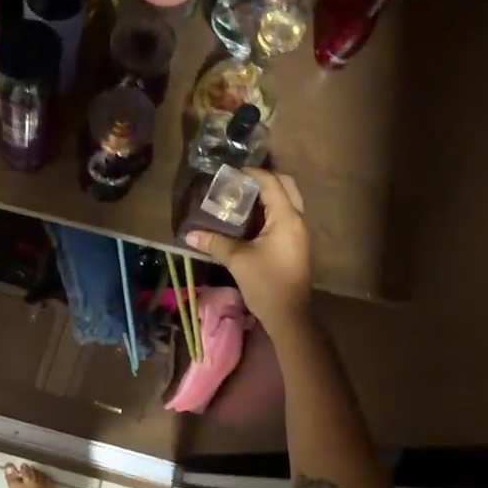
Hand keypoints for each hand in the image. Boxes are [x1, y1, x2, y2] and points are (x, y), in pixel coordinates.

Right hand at [186, 170, 312, 331]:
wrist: (289, 315)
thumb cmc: (266, 283)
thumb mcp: (237, 260)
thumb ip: (215, 242)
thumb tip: (189, 234)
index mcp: (286, 218)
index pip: (271, 182)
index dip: (251, 173)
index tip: (229, 172)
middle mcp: (297, 219)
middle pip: (286, 185)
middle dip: (264, 179)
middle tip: (238, 182)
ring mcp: (298, 232)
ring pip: (287, 200)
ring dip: (267, 194)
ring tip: (240, 196)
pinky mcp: (295, 243)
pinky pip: (284, 215)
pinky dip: (269, 209)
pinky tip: (248, 218)